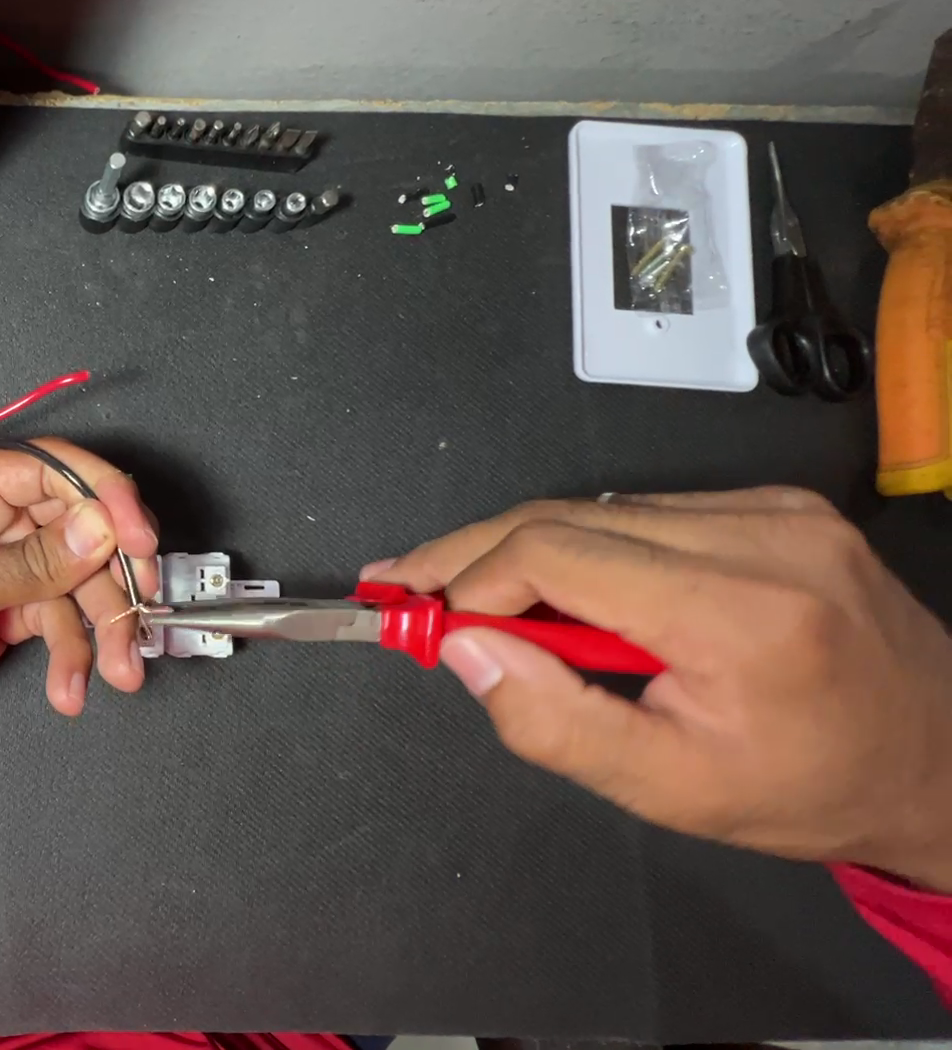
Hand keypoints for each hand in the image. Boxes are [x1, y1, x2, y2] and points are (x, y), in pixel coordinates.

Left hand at [0, 439, 159, 798]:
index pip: (49, 469)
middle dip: (109, 576)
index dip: (103, 497)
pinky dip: (72, 654)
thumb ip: (32, 562)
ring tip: (115, 674)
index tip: (140, 542)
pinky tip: (69, 691)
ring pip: (74, 580)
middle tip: (139, 615)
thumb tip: (103, 527)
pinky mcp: (7, 611)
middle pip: (74, 527)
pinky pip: (58, 620)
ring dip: (99, 628)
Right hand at [365, 487, 951, 890]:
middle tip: (398, 583)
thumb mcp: (663, 787)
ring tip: (455, 590)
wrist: (947, 764)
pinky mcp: (767, 506)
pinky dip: (563, 546)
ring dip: (505, 549)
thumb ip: (548, 720)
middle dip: (462, 554)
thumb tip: (460, 645)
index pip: (551, 553)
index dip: (469, 581)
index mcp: (742, 610)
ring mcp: (768, 510)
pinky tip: (540, 585)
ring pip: (582, 509)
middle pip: (555, 517)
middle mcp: (760, 535)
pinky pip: (625, 514)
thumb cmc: (803, 789)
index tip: (426, 622)